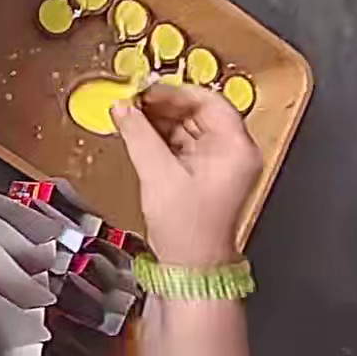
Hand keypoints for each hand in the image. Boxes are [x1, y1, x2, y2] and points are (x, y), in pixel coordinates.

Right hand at [111, 84, 261, 266]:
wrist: (190, 265)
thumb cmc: (187, 228)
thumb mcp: (158, 174)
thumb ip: (138, 135)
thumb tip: (122, 107)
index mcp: (235, 149)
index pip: (209, 101)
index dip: (176, 92)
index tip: (146, 90)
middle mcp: (231, 152)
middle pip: (198, 112)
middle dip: (164, 105)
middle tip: (133, 100)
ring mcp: (216, 163)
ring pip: (187, 126)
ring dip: (158, 119)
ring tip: (130, 114)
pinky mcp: (201, 173)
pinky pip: (180, 143)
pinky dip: (158, 136)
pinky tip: (138, 132)